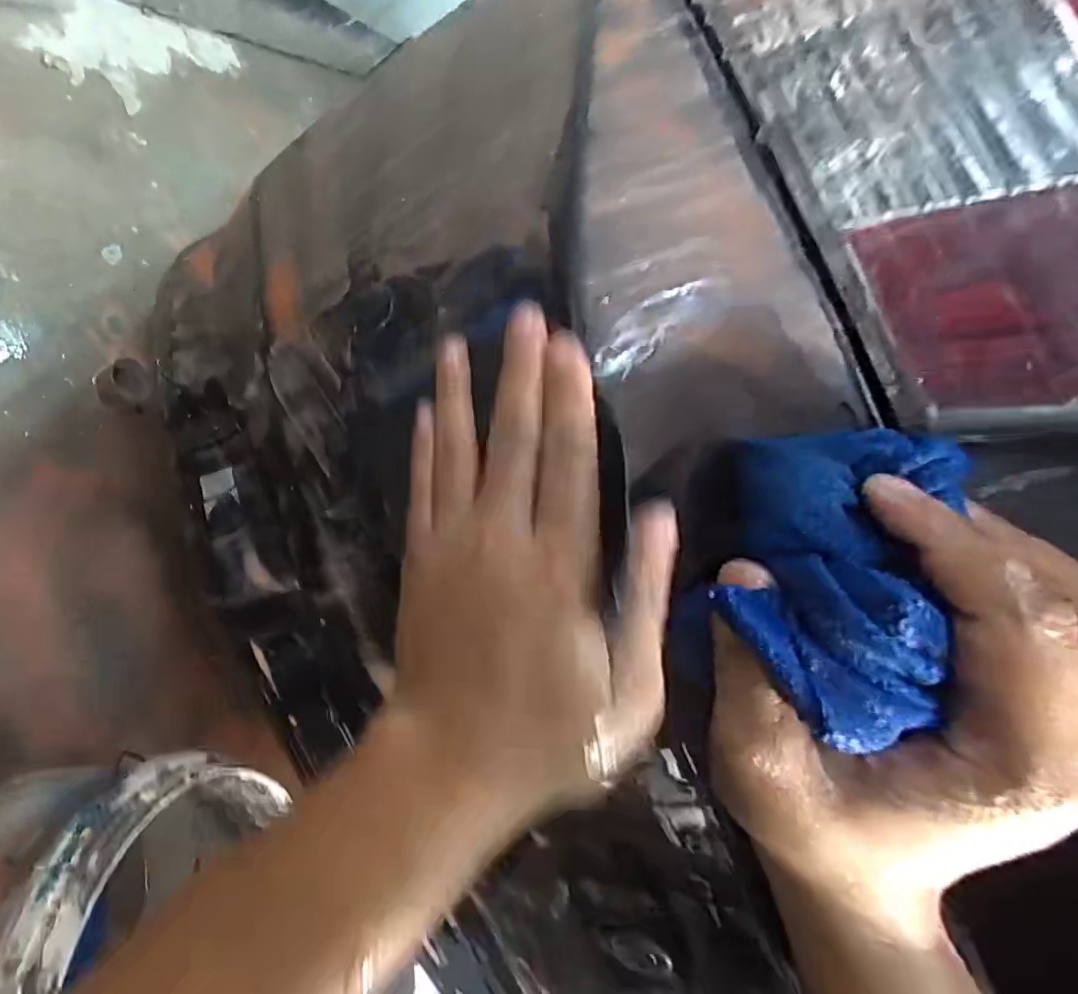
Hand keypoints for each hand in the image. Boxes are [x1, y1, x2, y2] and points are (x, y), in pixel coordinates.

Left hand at [389, 303, 678, 823]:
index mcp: (562, 568)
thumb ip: (644, 596)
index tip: (570, 348)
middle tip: (522, 318)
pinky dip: (424, 449)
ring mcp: (453, 547)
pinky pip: (421, 492)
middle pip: (514, 443)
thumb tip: (658, 514)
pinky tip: (427, 412)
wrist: (450, 760)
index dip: (571, 402)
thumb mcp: (630, 689)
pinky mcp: (419, 561)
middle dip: (521, 376)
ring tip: (459, 344)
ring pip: (459, 456)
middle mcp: (503, 541)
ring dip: (462, 396)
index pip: (570, 464)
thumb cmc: (550, 737)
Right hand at [708, 473, 1077, 940]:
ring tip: (914, 523)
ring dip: (1006, 552)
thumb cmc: (811, 828)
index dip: (954, 544)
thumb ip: (748, 667)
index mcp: (1023, 764)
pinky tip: (934, 563)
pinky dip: (1008, 577)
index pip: (1025, 625)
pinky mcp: (1063, 721)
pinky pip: (1067, 627)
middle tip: (894, 505)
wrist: (858, 880)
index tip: (878, 495)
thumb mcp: (755, 758)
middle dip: (990, 539)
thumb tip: (748, 570)